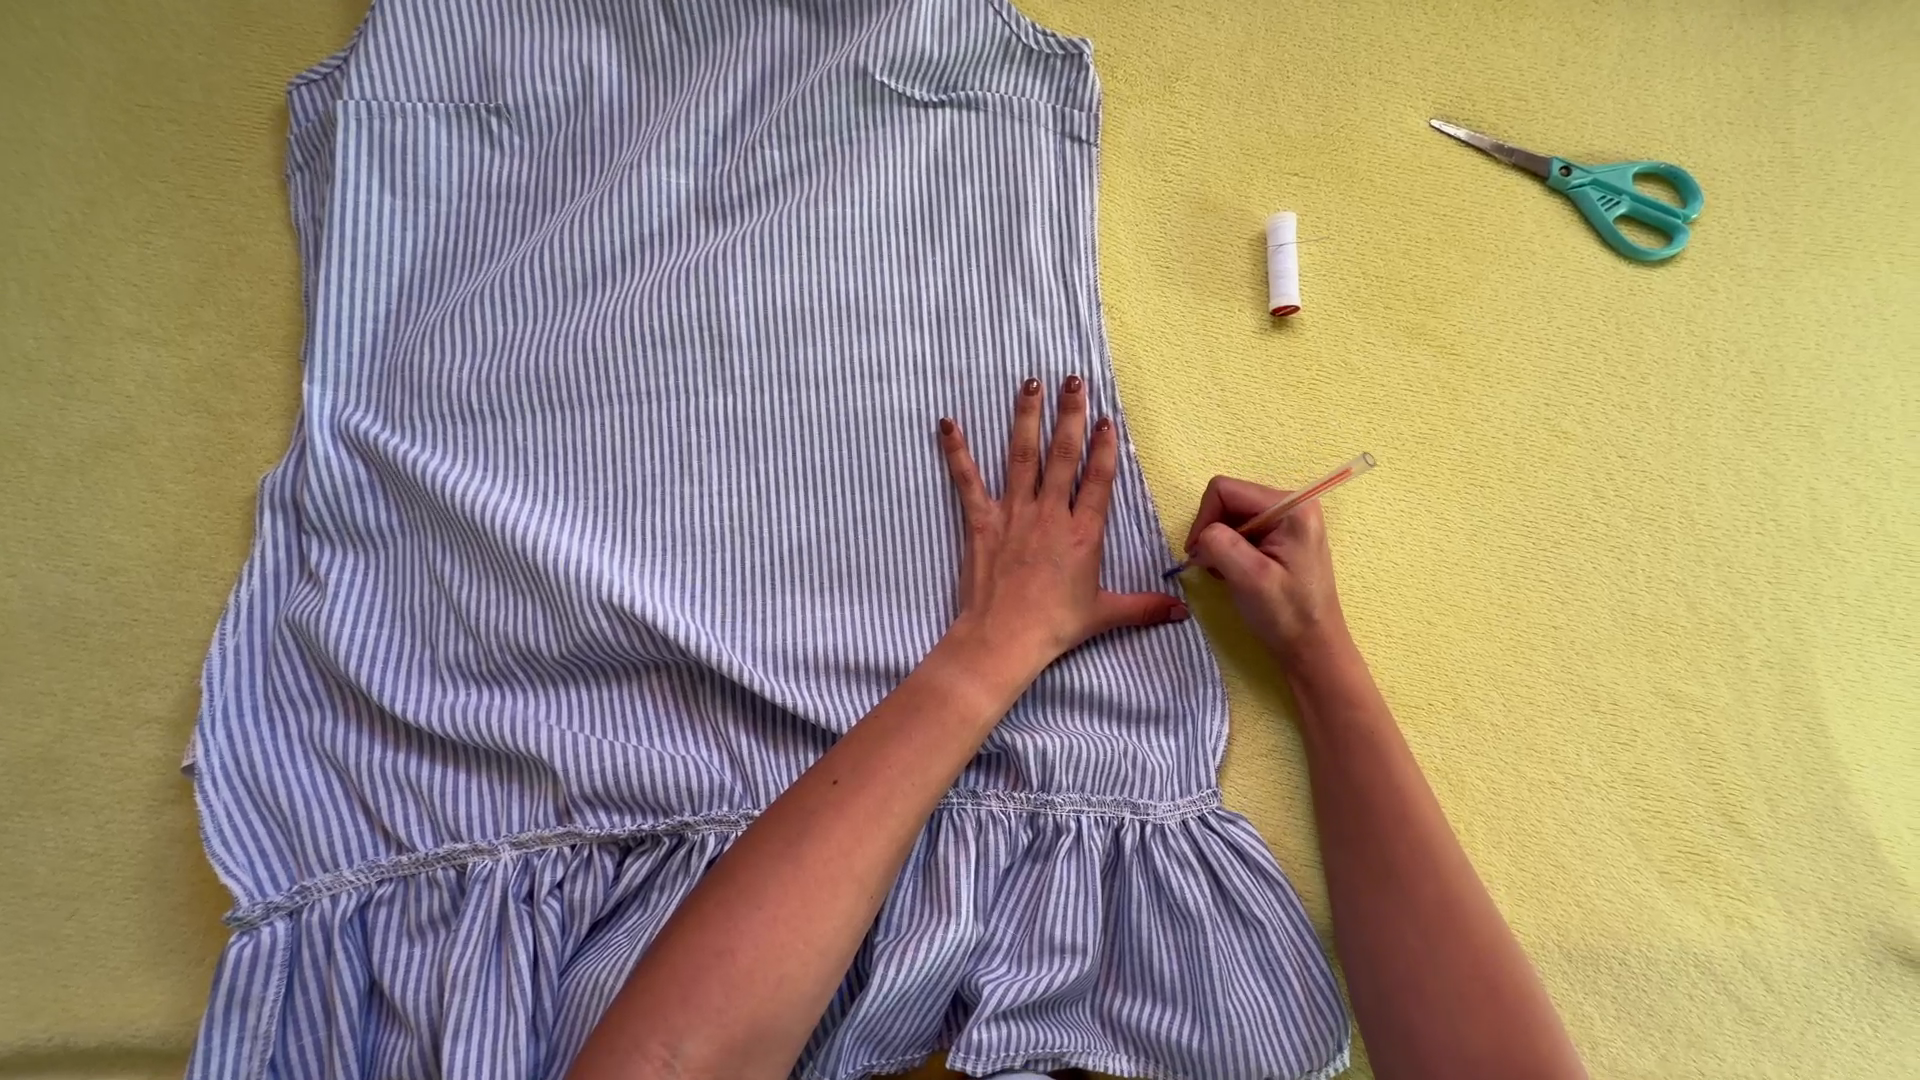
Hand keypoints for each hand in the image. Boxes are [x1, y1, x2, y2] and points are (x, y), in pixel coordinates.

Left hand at [938, 375, 1187, 671]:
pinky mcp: (981, 521)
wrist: (1004, 638)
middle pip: (1063, 455)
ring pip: (1022, 456)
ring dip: (1026, 417)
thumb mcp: (1104, 614)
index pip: (1098, 479)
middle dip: (1071, 414)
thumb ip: (1144, 606)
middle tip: (1073, 380)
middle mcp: (1050, 514)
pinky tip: (949, 423)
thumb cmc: (1054, 627)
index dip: (1104, 447)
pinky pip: (968, 480)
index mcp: (1083, 533)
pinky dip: (957, 451)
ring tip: (1030, 384)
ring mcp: (1014, 514)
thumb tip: (1183, 613)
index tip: (1107, 418)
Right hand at [1183, 475, 1349, 667]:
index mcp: (1291, 507)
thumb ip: (1220, 544)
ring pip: (1230, 517)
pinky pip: (1240, 531)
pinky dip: (1228, 551)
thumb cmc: (1286, 614)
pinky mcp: (1279, 538)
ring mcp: (1286, 522)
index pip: (1225, 490)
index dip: (1204, 519)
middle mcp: (1291, 505)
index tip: (1199, 554)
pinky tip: (1235, 573)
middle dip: (1212, 532)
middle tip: (1213, 567)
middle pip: (1228, 501)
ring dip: (1219, 544)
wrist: (1312, 648)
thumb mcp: (1250, 578)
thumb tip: (1201, 536)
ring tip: (1227, 573)